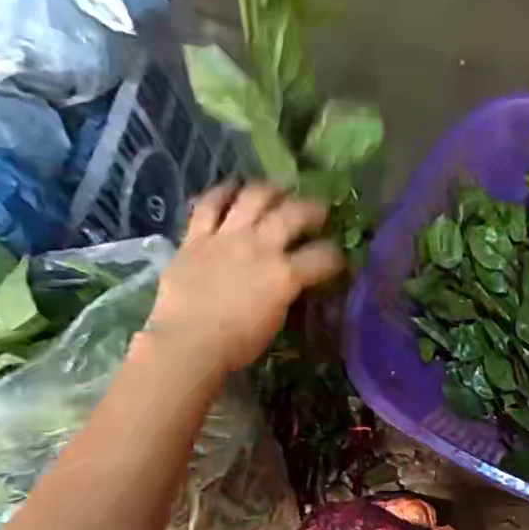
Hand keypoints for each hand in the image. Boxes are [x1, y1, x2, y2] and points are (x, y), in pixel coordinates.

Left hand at [143, 182, 345, 373]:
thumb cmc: (239, 342)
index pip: (324, 256)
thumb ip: (288, 292)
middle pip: (292, 215)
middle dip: (312, 209)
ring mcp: (226, 238)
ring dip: (270, 190)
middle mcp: (260, 247)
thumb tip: (293, 281)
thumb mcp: (277, 318)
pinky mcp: (196, 237)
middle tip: (320, 209)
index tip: (340, 257)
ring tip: (279, 190)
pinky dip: (222, 193)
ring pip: (253, 199)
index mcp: (286, 275)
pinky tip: (232, 187)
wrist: (189, 341)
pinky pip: (208, 205)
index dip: (337, 255)